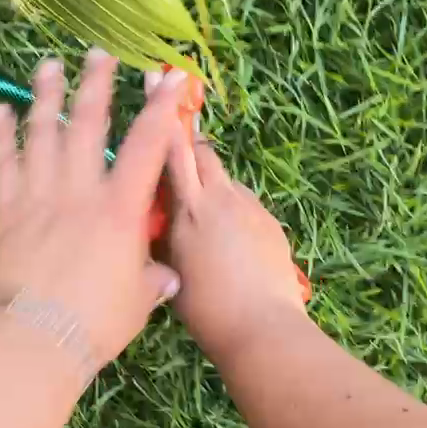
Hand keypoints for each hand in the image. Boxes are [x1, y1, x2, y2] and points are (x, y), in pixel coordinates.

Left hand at [0, 50, 189, 370]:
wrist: (35, 337)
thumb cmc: (96, 322)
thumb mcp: (138, 301)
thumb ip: (152, 280)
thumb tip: (165, 276)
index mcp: (118, 209)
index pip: (147, 146)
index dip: (162, 108)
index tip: (170, 77)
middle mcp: (78, 191)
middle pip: (88, 124)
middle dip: (95, 84)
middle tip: (98, 53)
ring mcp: (38, 197)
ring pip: (41, 134)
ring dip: (45, 96)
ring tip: (47, 65)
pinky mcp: (5, 211)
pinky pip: (1, 164)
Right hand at [162, 137, 308, 356]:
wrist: (262, 327)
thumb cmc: (204, 308)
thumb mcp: (169, 268)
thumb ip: (162, 234)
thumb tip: (156, 217)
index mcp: (188, 209)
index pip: (175, 152)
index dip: (167, 124)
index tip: (160, 100)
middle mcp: (220, 198)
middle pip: (204, 152)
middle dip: (190, 148)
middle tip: (178, 158)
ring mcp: (250, 207)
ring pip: (226, 179)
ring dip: (212, 184)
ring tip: (207, 216)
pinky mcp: (271, 221)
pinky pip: (245, 202)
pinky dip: (233, 208)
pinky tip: (232, 238)